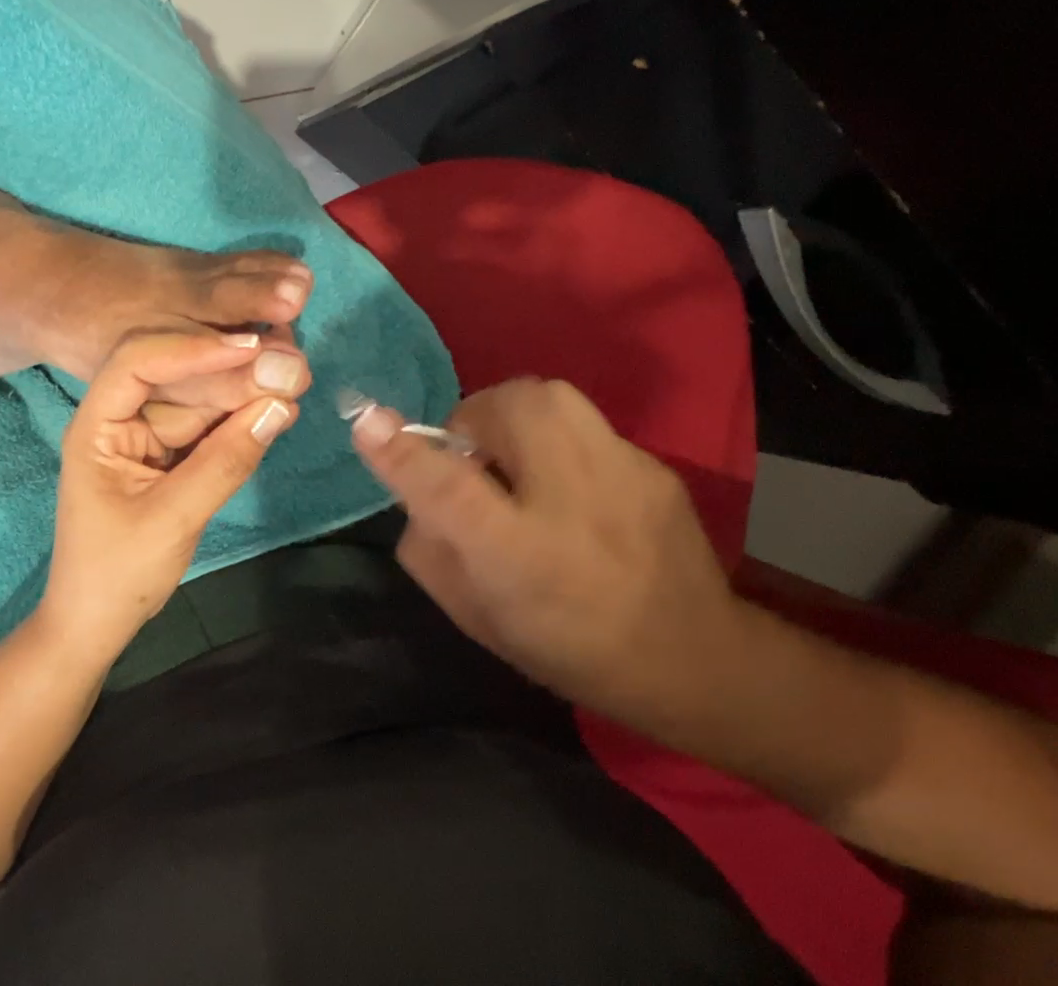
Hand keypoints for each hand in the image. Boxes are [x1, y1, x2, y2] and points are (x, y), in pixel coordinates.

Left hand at [39, 331, 299, 652]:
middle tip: (292, 361)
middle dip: (230, 367)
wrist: (96, 622)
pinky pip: (205, 428)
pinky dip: (238, 421)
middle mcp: (119, 419)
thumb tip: (279, 408)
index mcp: (97, 424)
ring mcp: (144, 438)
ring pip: (196, 400)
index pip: (138, 361)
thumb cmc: (118, 572)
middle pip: (174, 375)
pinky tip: (277, 409)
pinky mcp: (167, 459)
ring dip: (242, 390)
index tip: (251, 346)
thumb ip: (225, 462)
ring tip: (295, 378)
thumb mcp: (173, 519)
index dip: (193, 347)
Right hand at [351, 378, 741, 705]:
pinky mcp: (655, 467)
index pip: (447, 487)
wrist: (690, 660)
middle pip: (510, 406)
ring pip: (552, 397)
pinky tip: (569, 487)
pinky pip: (586, 427)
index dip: (402, 451)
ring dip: (513, 417)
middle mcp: (572, 501)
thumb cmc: (563, 647)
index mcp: (517, 555)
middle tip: (470, 461)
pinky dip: (558, 444)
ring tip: (515, 461)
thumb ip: (430, 550)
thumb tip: (412, 495)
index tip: (367, 422)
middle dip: (471, 417)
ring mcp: (623, 475)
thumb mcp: (474, 615)